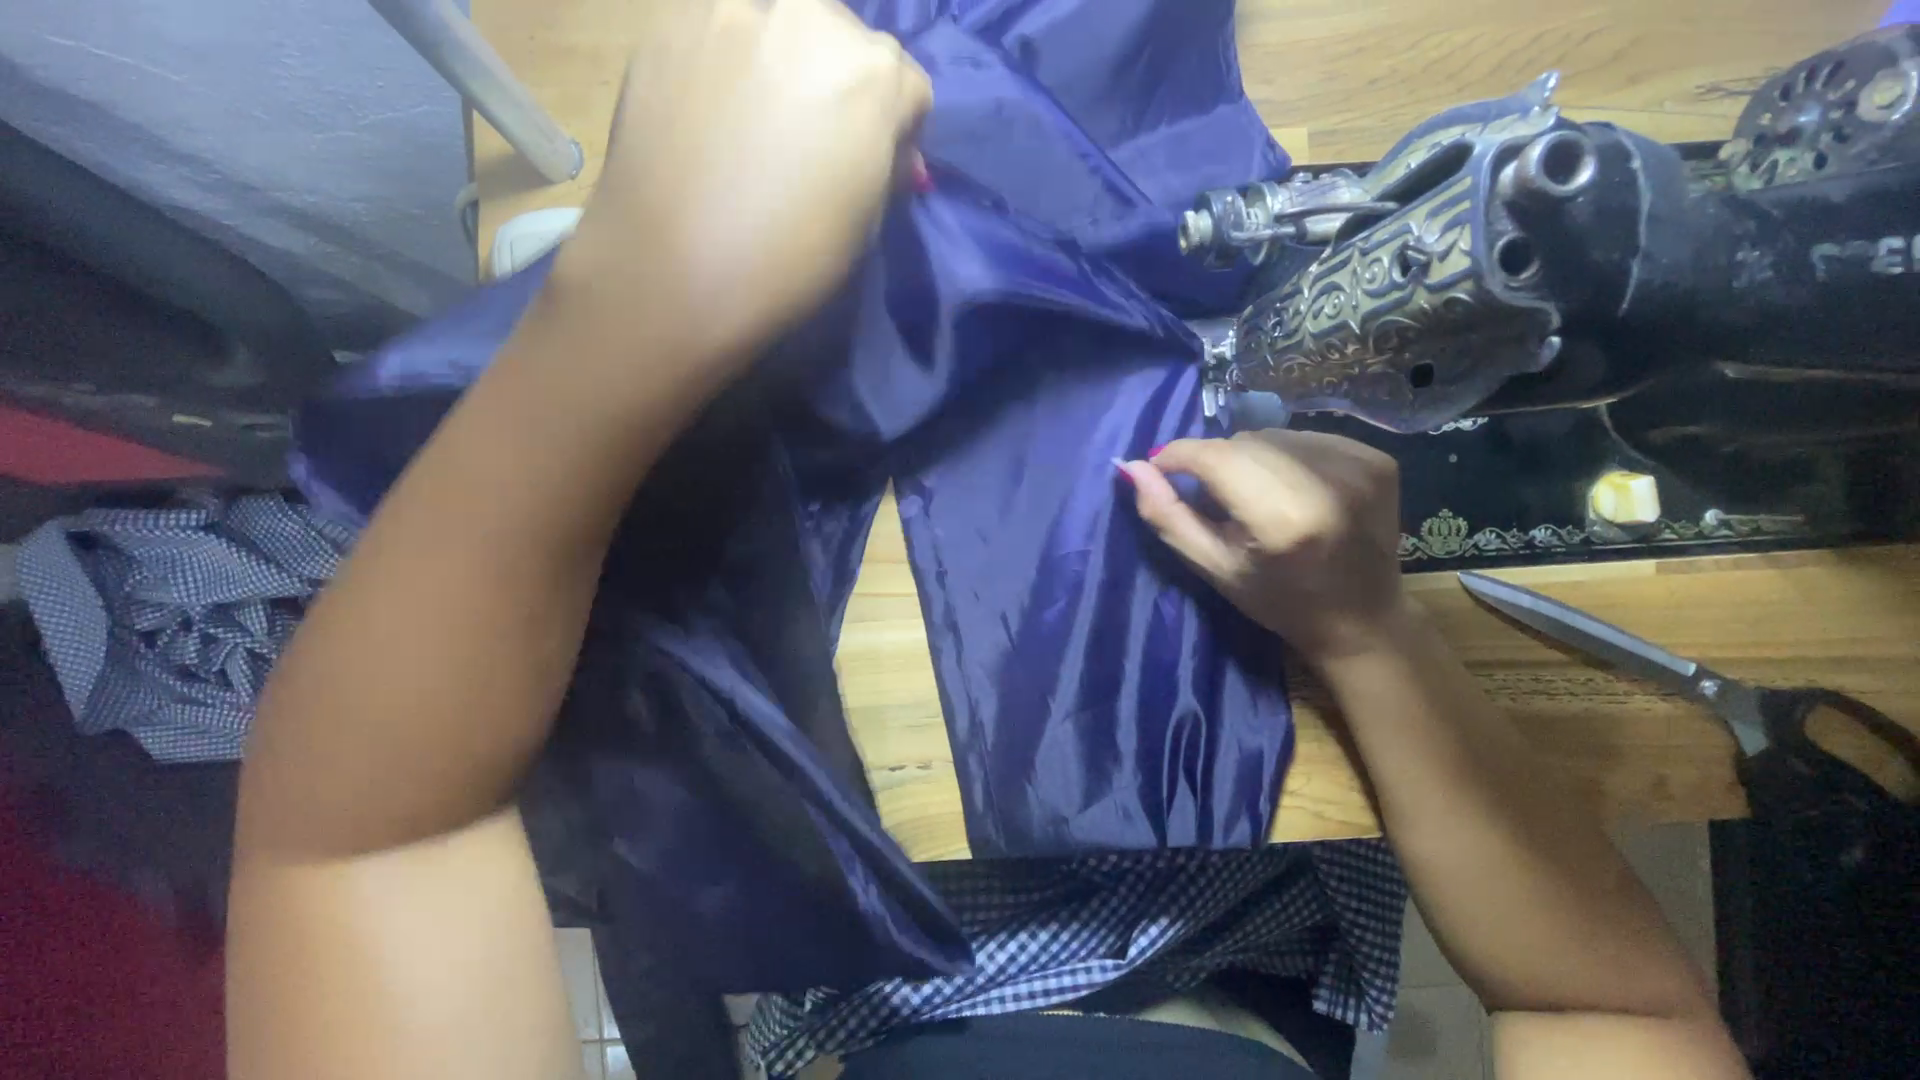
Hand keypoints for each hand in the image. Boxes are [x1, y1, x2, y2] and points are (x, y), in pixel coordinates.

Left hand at [553, 0, 931, 364]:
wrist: (676, 271)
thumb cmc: (791, 260)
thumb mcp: (868, 221)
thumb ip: (883, 164)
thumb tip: (885, 150)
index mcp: (876, 72)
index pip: (908, 86)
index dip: (895, 131)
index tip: (871, 164)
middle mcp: (812, 18)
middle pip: (843, 44)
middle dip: (837, 86)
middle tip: (811, 143)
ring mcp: (736, 11)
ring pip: (778, 31)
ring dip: (779, 67)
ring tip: (752, 125)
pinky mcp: (672, 22)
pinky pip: (718, 35)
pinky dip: (723, 65)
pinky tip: (707, 118)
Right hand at [1118, 431, 1412, 666]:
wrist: (1362, 618)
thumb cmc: (1279, 601)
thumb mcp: (1214, 569)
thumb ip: (1168, 517)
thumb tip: (1130, 467)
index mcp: (1283, 520)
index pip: (1214, 457)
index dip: (1178, 456)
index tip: (1160, 468)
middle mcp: (1326, 482)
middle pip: (1243, 443)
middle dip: (1217, 462)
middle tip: (1217, 499)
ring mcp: (1358, 465)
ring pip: (1273, 436)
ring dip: (1252, 457)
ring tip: (1258, 497)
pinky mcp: (1376, 458)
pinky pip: (1307, 437)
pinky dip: (1288, 456)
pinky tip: (1293, 490)